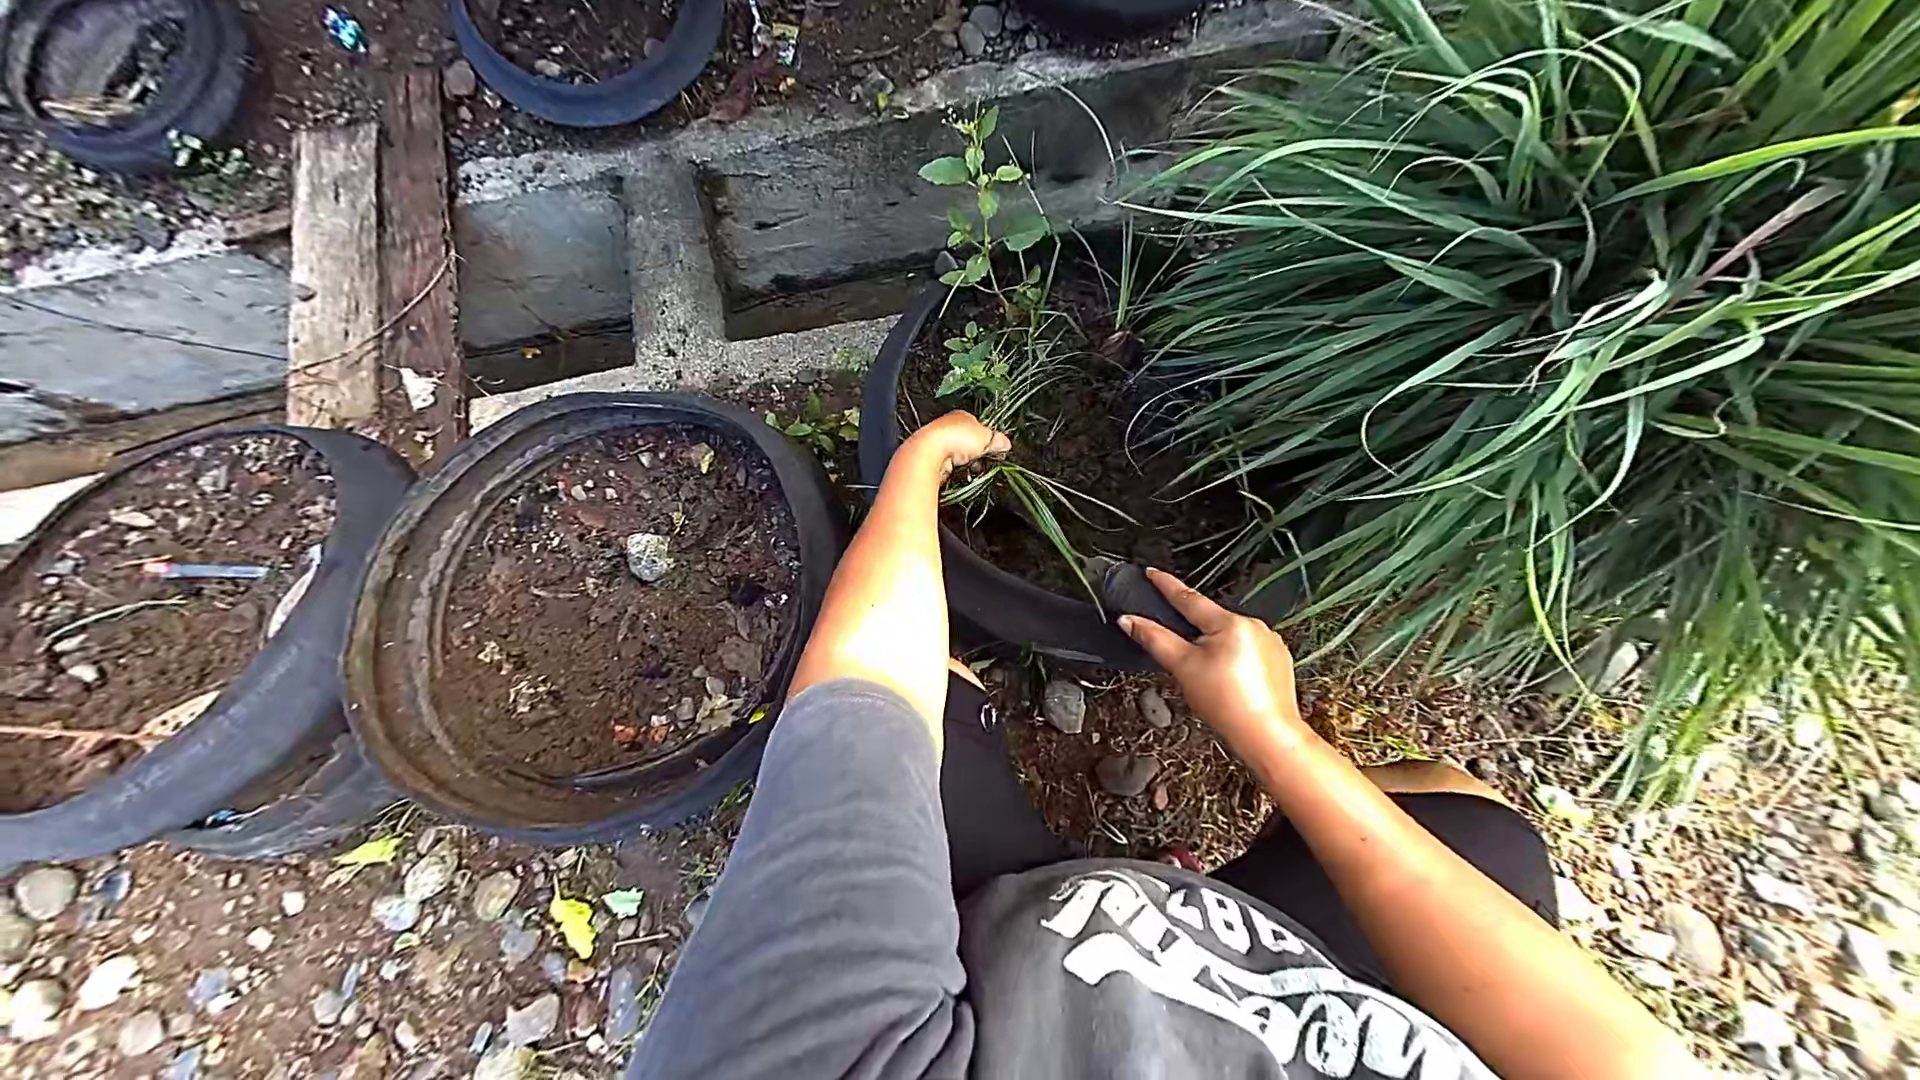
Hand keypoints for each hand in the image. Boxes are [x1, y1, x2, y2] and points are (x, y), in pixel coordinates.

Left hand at [897, 411, 1010, 478]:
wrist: (930, 452)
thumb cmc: (957, 438)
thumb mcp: (987, 437)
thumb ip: (997, 440)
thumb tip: (1005, 443)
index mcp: (962, 416)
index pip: (979, 427)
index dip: (988, 439)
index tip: (996, 450)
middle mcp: (949, 427)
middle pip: (968, 442)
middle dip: (978, 453)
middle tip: (985, 461)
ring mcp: (939, 443)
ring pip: (959, 456)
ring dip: (968, 464)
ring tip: (974, 469)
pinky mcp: (932, 459)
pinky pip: (950, 468)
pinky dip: (957, 472)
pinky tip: (960, 474)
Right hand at [1117, 569, 1309, 758]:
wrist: (1267, 735)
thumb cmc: (1228, 704)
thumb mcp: (1182, 667)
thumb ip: (1153, 638)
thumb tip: (1129, 620)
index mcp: (1229, 623)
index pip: (1188, 598)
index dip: (1166, 585)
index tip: (1152, 573)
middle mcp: (1253, 626)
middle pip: (1209, 619)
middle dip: (1191, 630)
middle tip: (1180, 654)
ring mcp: (1269, 642)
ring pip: (1228, 635)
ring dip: (1213, 646)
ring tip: (1207, 676)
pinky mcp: (1278, 659)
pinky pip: (1246, 648)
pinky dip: (1232, 657)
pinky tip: (1227, 679)